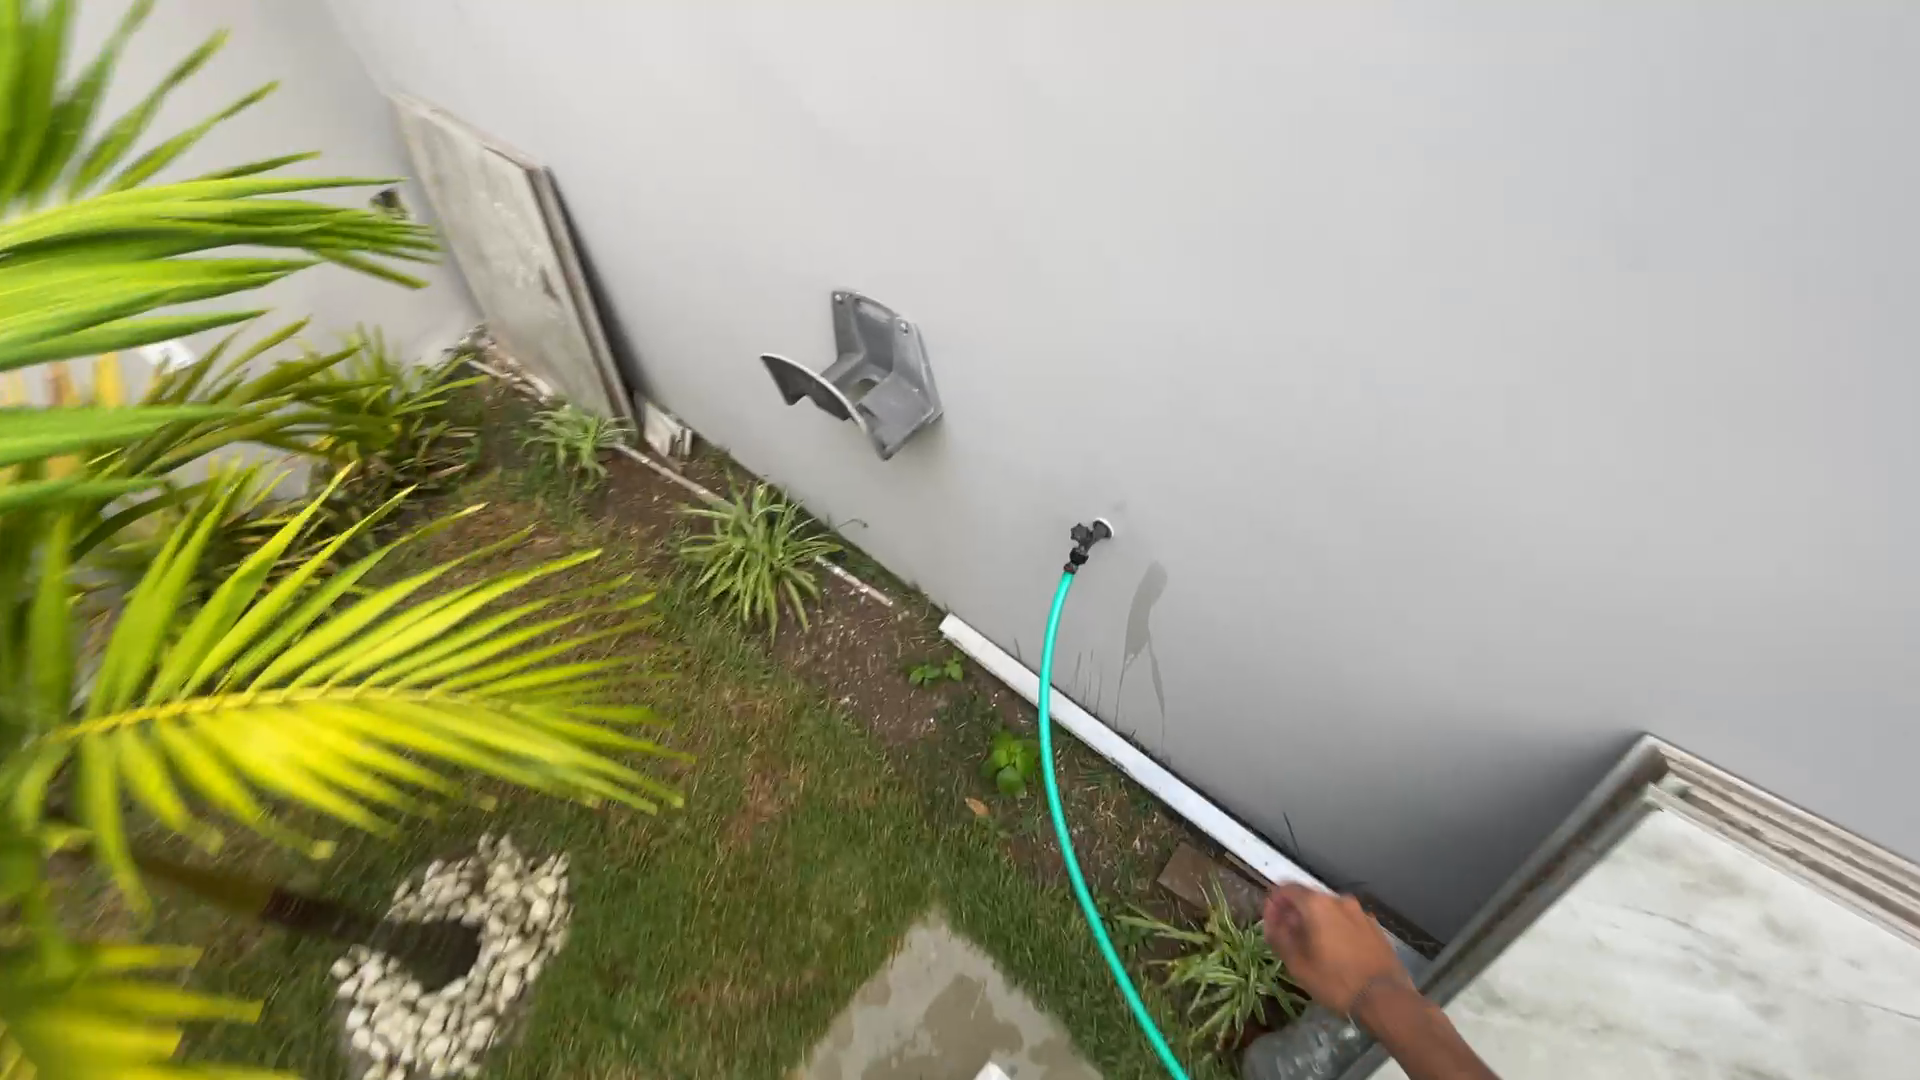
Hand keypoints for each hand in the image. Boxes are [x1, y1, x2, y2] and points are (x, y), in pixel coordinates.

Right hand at [1263, 884, 1411, 1014]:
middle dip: (1295, 913)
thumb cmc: (1336, 980)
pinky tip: (1338, 953)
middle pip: (1308, 898)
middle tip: (1289, 936)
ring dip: (1316, 922)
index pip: (1286, 889)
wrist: (1388, 1001)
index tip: (1270, 922)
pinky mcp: (1376, 928)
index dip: (1274, 903)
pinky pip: (1348, 922)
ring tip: (1314, 946)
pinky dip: (1337, 930)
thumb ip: (1278, 937)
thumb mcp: (1297, 963)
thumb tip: (1272, 924)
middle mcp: (1338, 900)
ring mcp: (1360, 913)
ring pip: (1329, 910)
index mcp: (1316, 903)